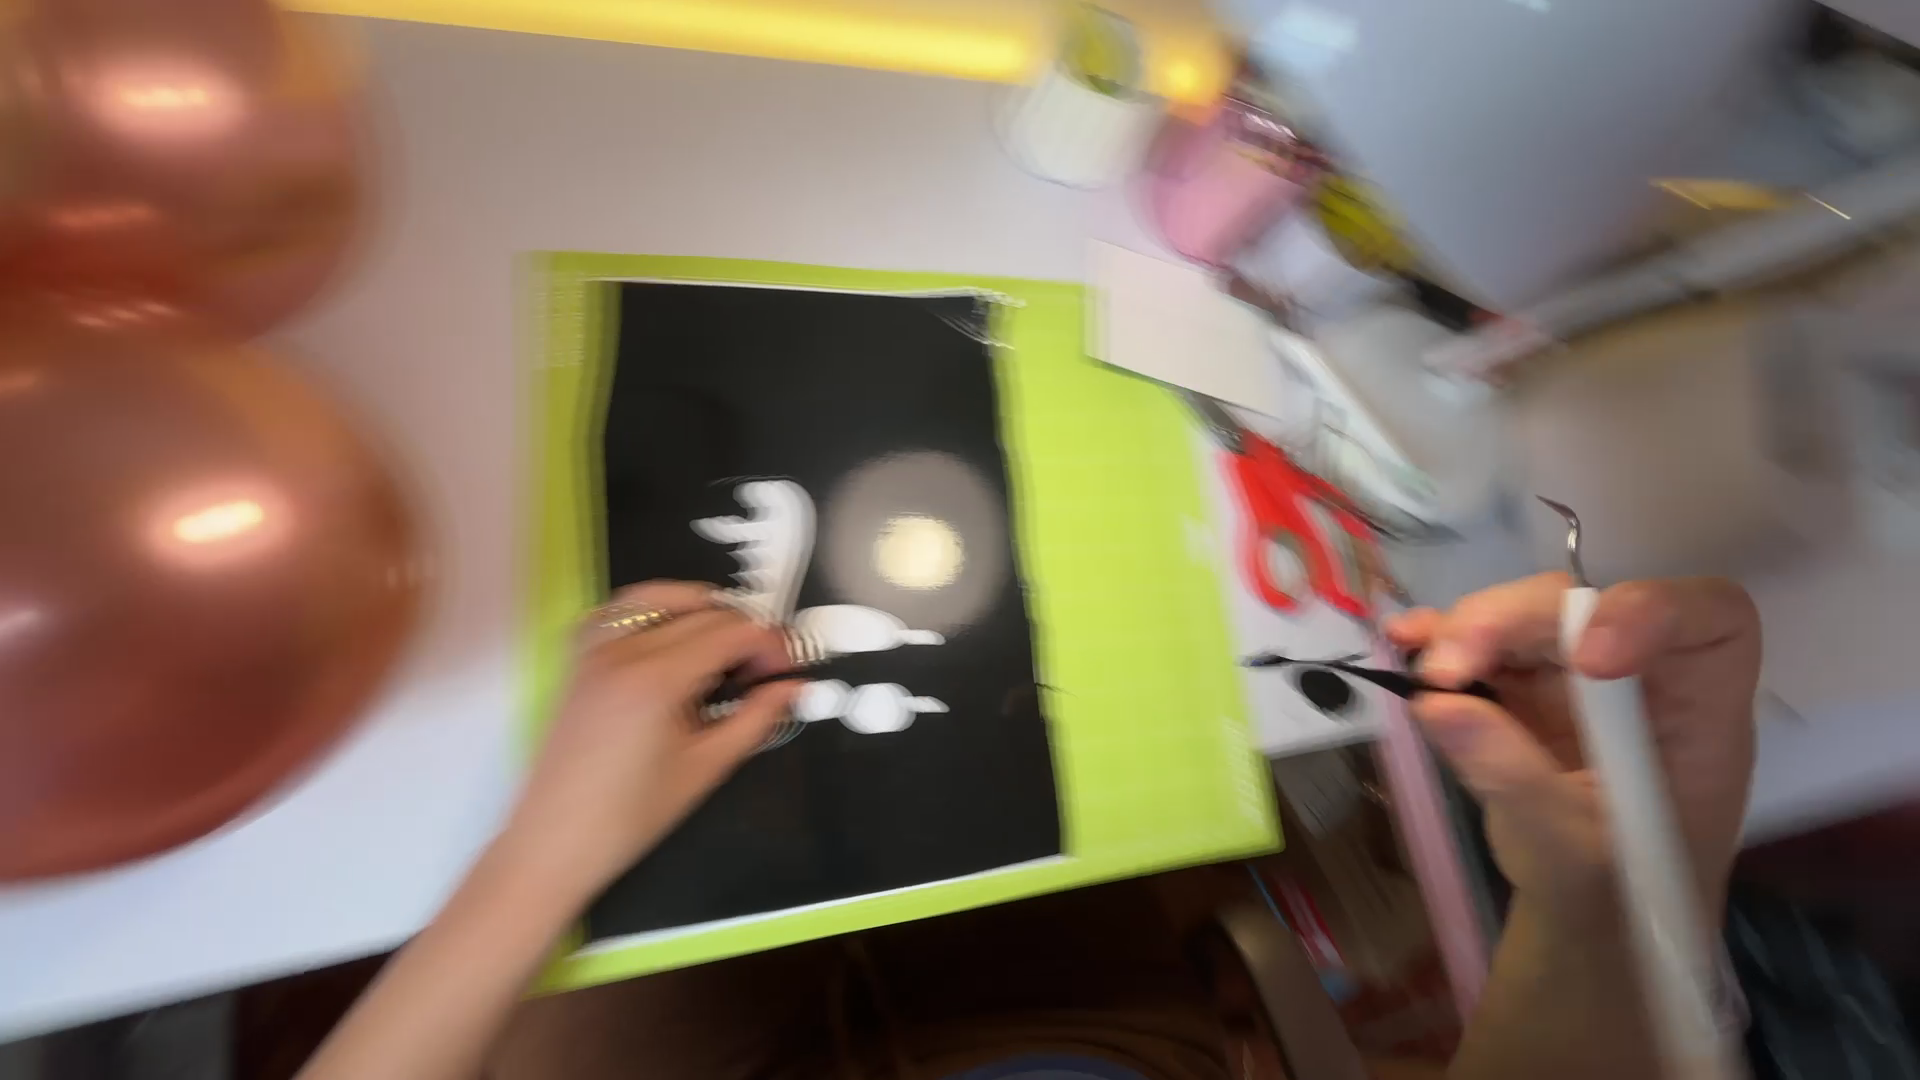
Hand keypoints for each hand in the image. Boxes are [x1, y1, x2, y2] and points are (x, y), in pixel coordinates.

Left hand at [496, 581, 801, 899]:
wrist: (553, 844)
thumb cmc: (629, 816)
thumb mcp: (707, 767)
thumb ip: (757, 718)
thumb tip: (793, 688)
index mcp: (657, 679)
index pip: (733, 632)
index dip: (771, 645)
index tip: (785, 672)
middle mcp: (623, 652)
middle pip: (705, 611)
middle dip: (745, 633)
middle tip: (763, 671)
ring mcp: (595, 651)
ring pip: (661, 595)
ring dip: (703, 608)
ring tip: (725, 644)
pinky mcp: (580, 660)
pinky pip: (620, 610)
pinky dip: (654, 609)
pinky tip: (673, 637)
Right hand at [1386, 574, 1759, 927]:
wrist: (1587, 911)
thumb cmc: (1612, 891)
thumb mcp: (1571, 850)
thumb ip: (1512, 775)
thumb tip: (1435, 701)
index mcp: (1693, 712)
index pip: (1704, 622)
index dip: (1644, 614)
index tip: (1583, 661)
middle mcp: (1632, 676)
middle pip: (1576, 605)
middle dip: (1505, 622)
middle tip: (1443, 669)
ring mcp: (1566, 674)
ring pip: (1516, 614)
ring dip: (1459, 630)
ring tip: (1416, 666)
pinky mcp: (1515, 681)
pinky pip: (1473, 640)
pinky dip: (1434, 635)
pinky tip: (1402, 643)